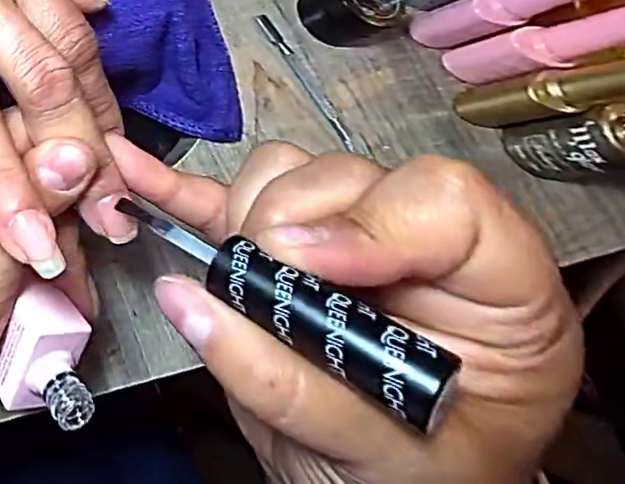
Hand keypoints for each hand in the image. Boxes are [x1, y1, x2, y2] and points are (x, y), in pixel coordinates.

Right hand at [109, 137, 582, 483]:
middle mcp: (413, 245)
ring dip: (239, 215)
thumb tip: (187, 301)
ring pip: (278, 171)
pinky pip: (216, 192)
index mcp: (489, 294)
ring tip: (229, 275)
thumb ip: (286, 384)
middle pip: (342, 177)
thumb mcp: (374, 455)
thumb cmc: (405, 476)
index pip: (447, 204)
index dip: (373, 219)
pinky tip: (135, 173)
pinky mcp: (262, 233)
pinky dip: (173, 186)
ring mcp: (330, 230)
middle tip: (259, 283)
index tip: (310, 264)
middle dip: (285, 224)